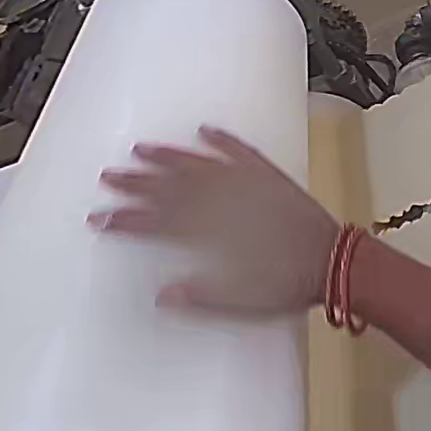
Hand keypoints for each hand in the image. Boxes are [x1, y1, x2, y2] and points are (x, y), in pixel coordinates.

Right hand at [92, 126, 338, 315]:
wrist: (331, 259)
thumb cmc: (286, 283)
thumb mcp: (240, 301)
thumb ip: (199, 296)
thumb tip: (161, 294)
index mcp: (214, 232)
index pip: (158, 222)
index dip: (126, 219)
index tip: (100, 217)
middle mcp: (226, 201)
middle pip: (172, 187)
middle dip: (137, 183)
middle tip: (109, 176)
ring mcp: (247, 183)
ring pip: (199, 165)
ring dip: (170, 156)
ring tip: (142, 148)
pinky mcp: (268, 174)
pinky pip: (241, 150)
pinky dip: (223, 139)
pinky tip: (205, 129)